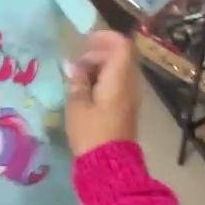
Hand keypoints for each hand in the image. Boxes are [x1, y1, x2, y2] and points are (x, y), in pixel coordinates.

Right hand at [66, 30, 140, 156]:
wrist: (109, 167)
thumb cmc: (91, 133)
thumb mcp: (77, 105)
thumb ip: (77, 82)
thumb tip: (73, 65)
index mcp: (119, 79)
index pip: (122, 45)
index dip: (104, 38)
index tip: (84, 42)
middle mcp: (130, 85)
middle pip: (119, 58)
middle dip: (97, 55)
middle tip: (75, 66)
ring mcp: (131, 98)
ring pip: (118, 73)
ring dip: (98, 71)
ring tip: (76, 81)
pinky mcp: (127, 111)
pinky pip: (117, 87)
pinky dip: (102, 84)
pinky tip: (85, 95)